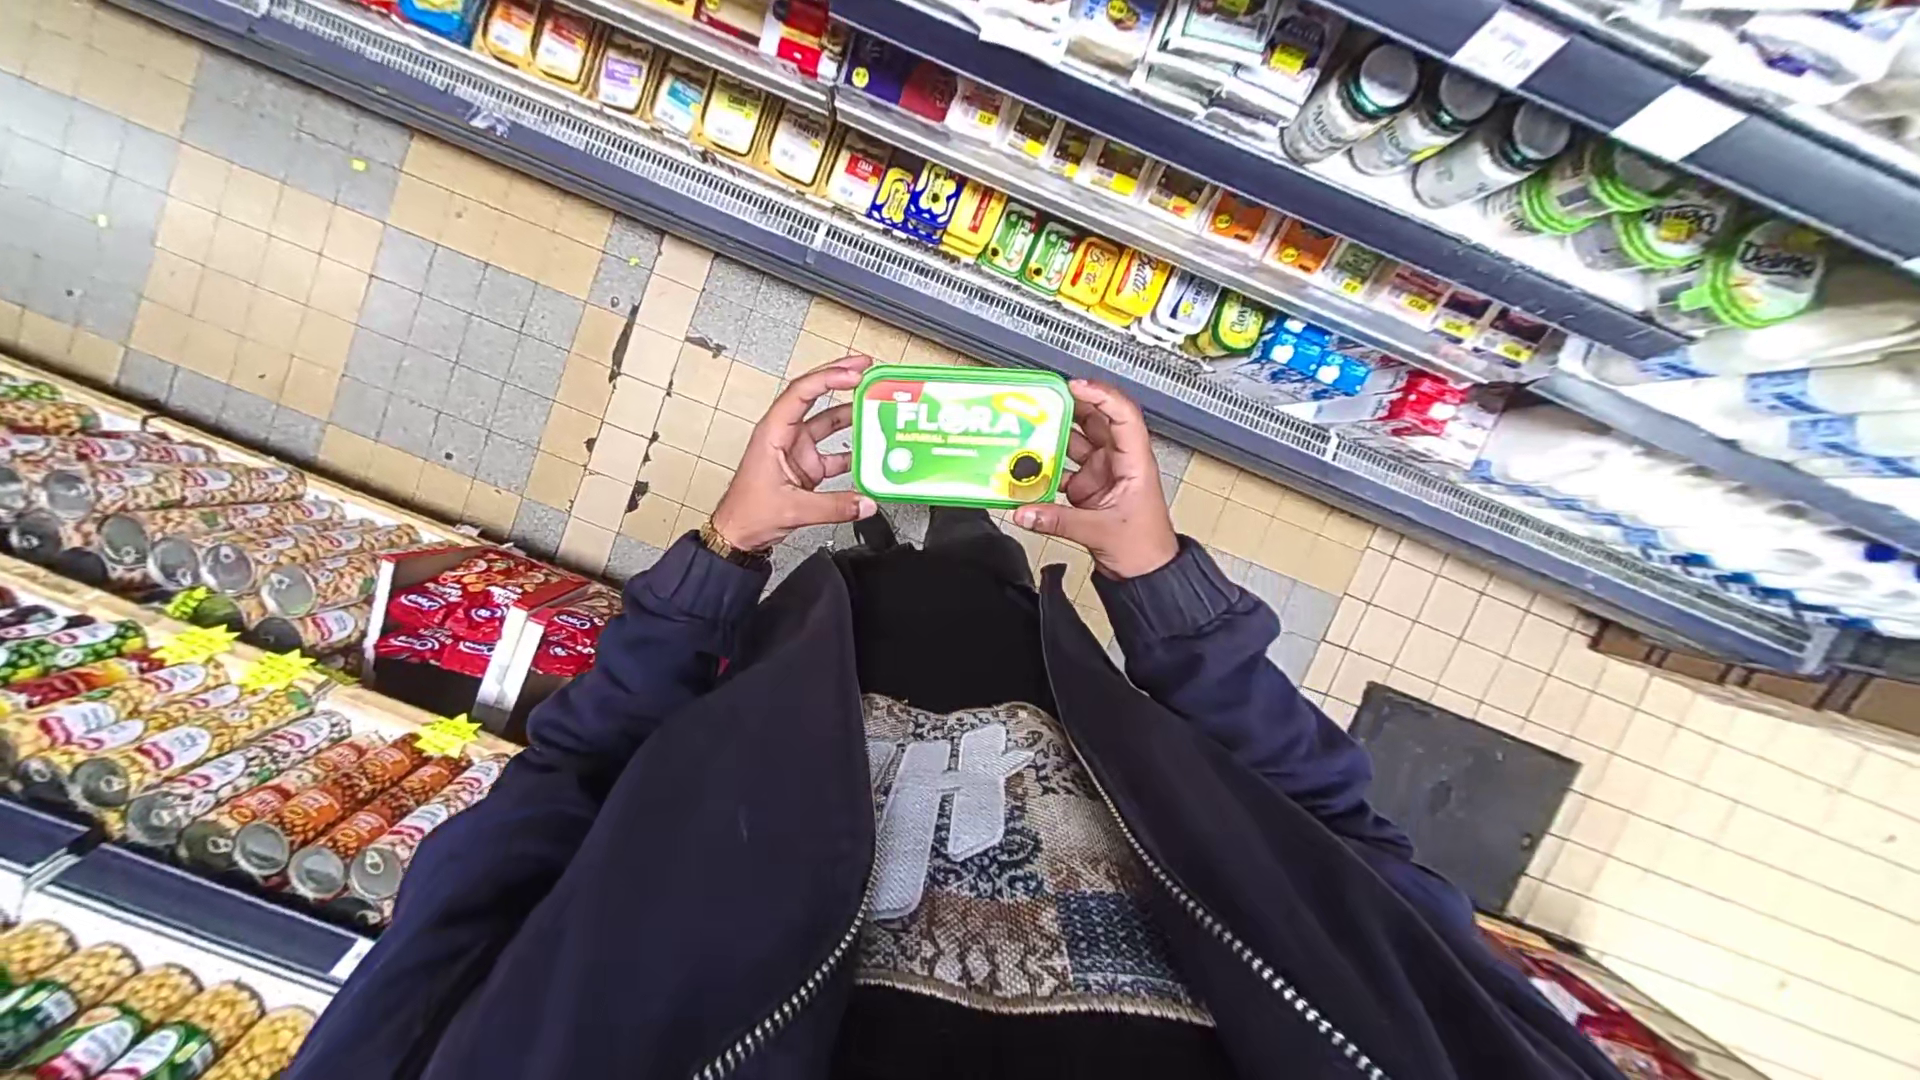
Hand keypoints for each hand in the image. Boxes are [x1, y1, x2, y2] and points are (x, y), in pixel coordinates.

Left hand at [709, 354, 878, 550]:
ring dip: (850, 412)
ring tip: (873, 402)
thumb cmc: (747, 513)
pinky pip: (836, 452)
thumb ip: (835, 506)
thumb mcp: (793, 509)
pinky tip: (870, 450)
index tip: (853, 374)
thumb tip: (866, 502)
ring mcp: (798, 450)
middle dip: (840, 378)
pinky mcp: (807, 466)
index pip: (801, 392)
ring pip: (828, 422)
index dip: (829, 378)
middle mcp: (786, 435)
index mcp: (773, 433)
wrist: (738, 534)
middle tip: (865, 368)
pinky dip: (853, 450)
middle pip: (814, 396)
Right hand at [1012, 379, 1178, 579]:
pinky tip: (1030, 468)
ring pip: (1077, 443)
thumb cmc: (1145, 547)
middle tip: (1043, 401)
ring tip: (1030, 430)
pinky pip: (1064, 470)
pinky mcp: (1088, 489)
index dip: (1100, 395)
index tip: (1074, 387)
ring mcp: (1102, 474)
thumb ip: (1056, 520)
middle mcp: (1119, 461)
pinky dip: (1048, 468)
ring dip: (1055, 437)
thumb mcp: (1099, 532)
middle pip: (1095, 422)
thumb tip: (1025, 511)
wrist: (1145, 573)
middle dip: (1069, 408)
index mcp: (1134, 462)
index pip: (1122, 414)